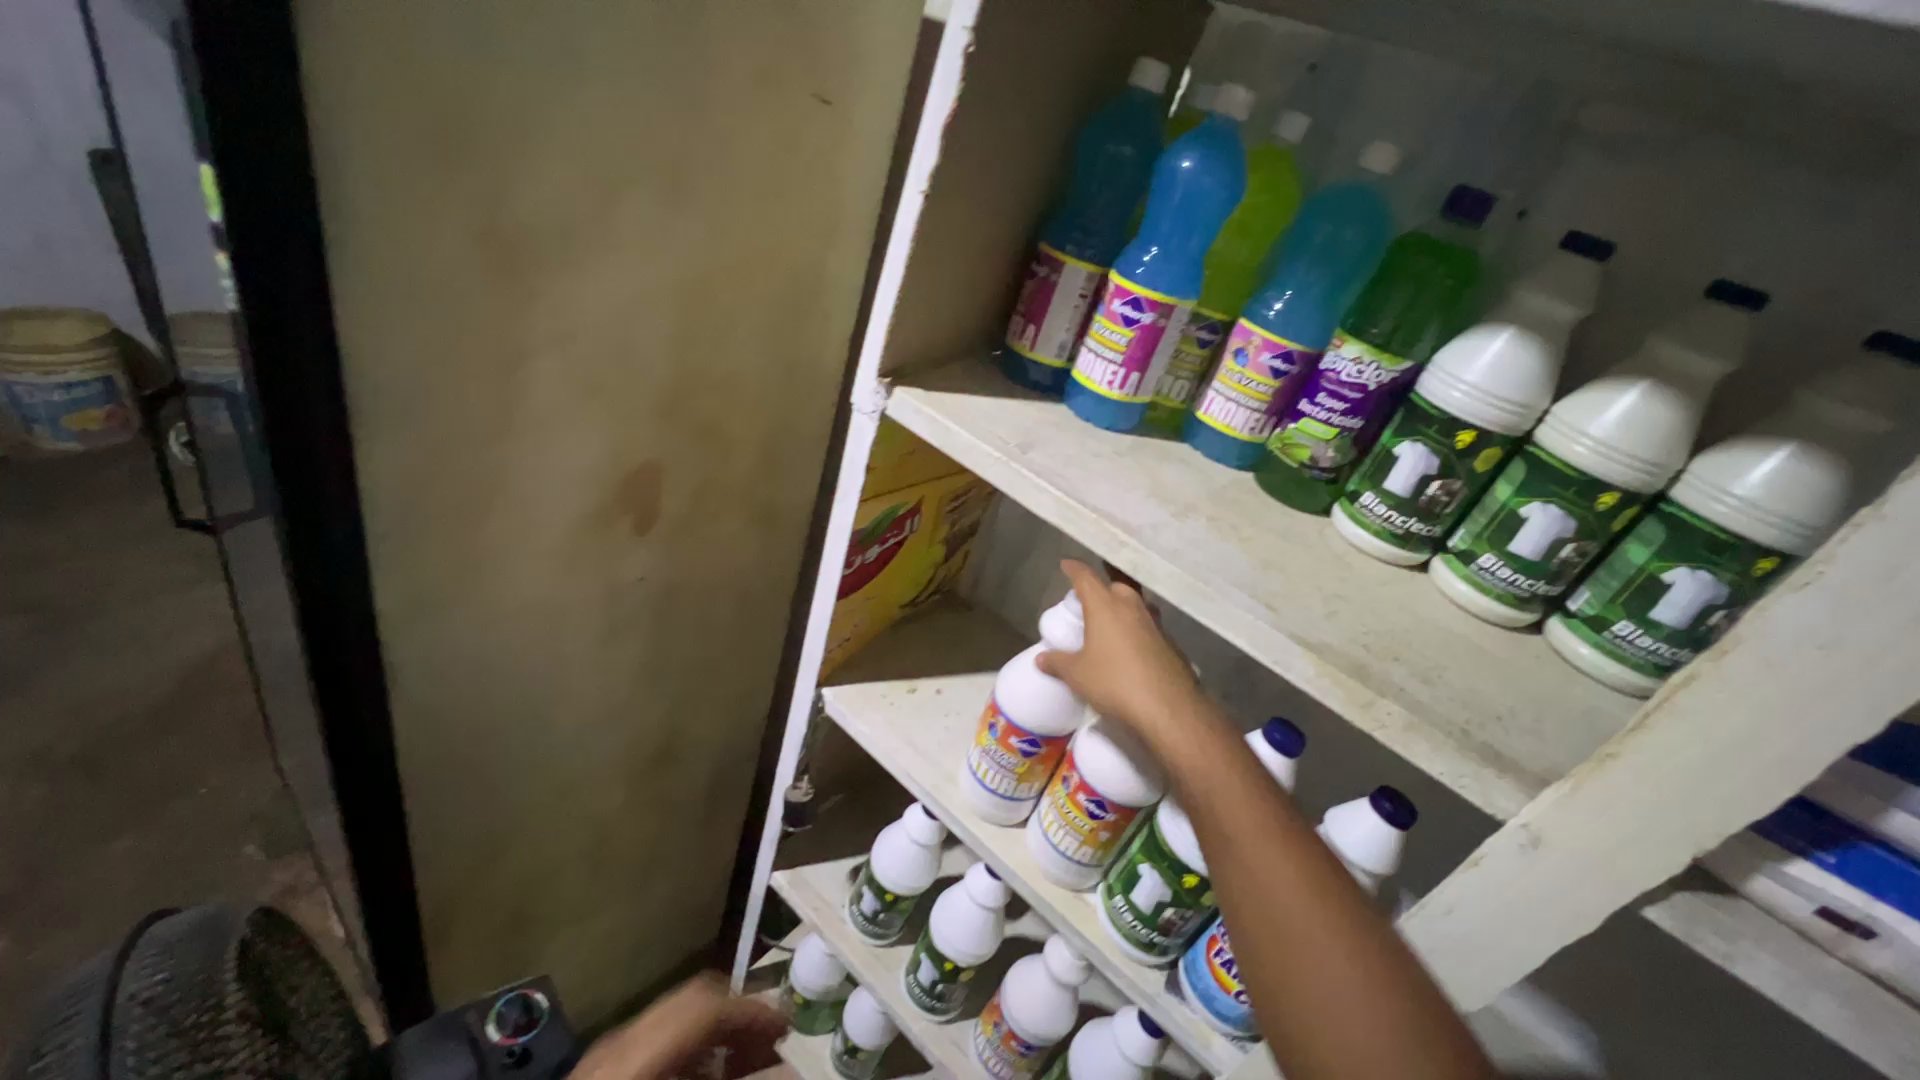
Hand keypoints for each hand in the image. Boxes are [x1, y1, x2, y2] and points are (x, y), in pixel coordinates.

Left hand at [572, 972, 787, 1079]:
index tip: (788, 1031)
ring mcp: (601, 1062)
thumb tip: (788, 1073)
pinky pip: (651, 1051)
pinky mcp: (597, 1077)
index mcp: (636, 1060)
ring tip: (742, 1070)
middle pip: (691, 1004)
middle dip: (736, 1022)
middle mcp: (617, 1046)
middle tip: (770, 1050)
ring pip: (672, 1025)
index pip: (705, 1006)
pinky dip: (687, 1060)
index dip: (753, 1013)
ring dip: (713, 1040)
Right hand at [1036, 560, 1214, 752]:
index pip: (1086, 577)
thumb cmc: (1114, 683)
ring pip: (1138, 606)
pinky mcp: (1172, 644)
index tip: (1066, 564)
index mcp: (1106, 606)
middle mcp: (1133, 607)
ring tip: (1112, 623)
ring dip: (1124, 609)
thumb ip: (1058, 663)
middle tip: (1090, 601)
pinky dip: (1139, 632)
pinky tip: (1133, 651)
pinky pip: (1150, 628)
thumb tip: (1041, 658)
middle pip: (1116, 587)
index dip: (1074, 569)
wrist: (1168, 708)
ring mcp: (1156, 624)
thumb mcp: (1077, 675)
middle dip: (1103, 589)